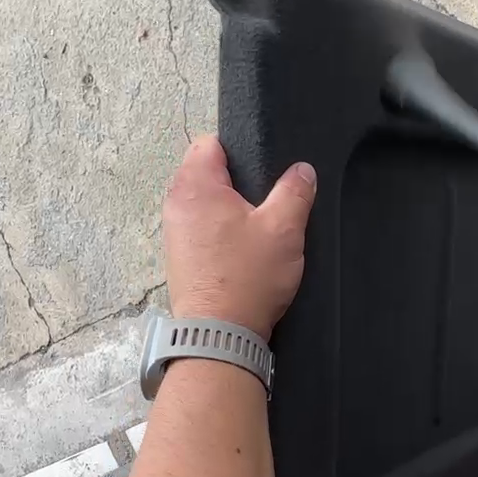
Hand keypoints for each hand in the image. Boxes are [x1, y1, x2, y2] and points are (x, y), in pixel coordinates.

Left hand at [162, 136, 315, 338]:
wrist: (220, 332)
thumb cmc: (248, 278)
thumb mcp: (284, 229)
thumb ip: (295, 192)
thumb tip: (303, 171)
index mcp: (195, 185)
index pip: (211, 144)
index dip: (241, 151)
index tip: (265, 171)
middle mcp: (176, 204)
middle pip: (208, 175)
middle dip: (239, 185)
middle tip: (269, 205)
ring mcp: (174, 233)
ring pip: (207, 206)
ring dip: (230, 213)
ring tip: (259, 233)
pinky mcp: (181, 258)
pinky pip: (203, 232)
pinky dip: (222, 237)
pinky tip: (244, 255)